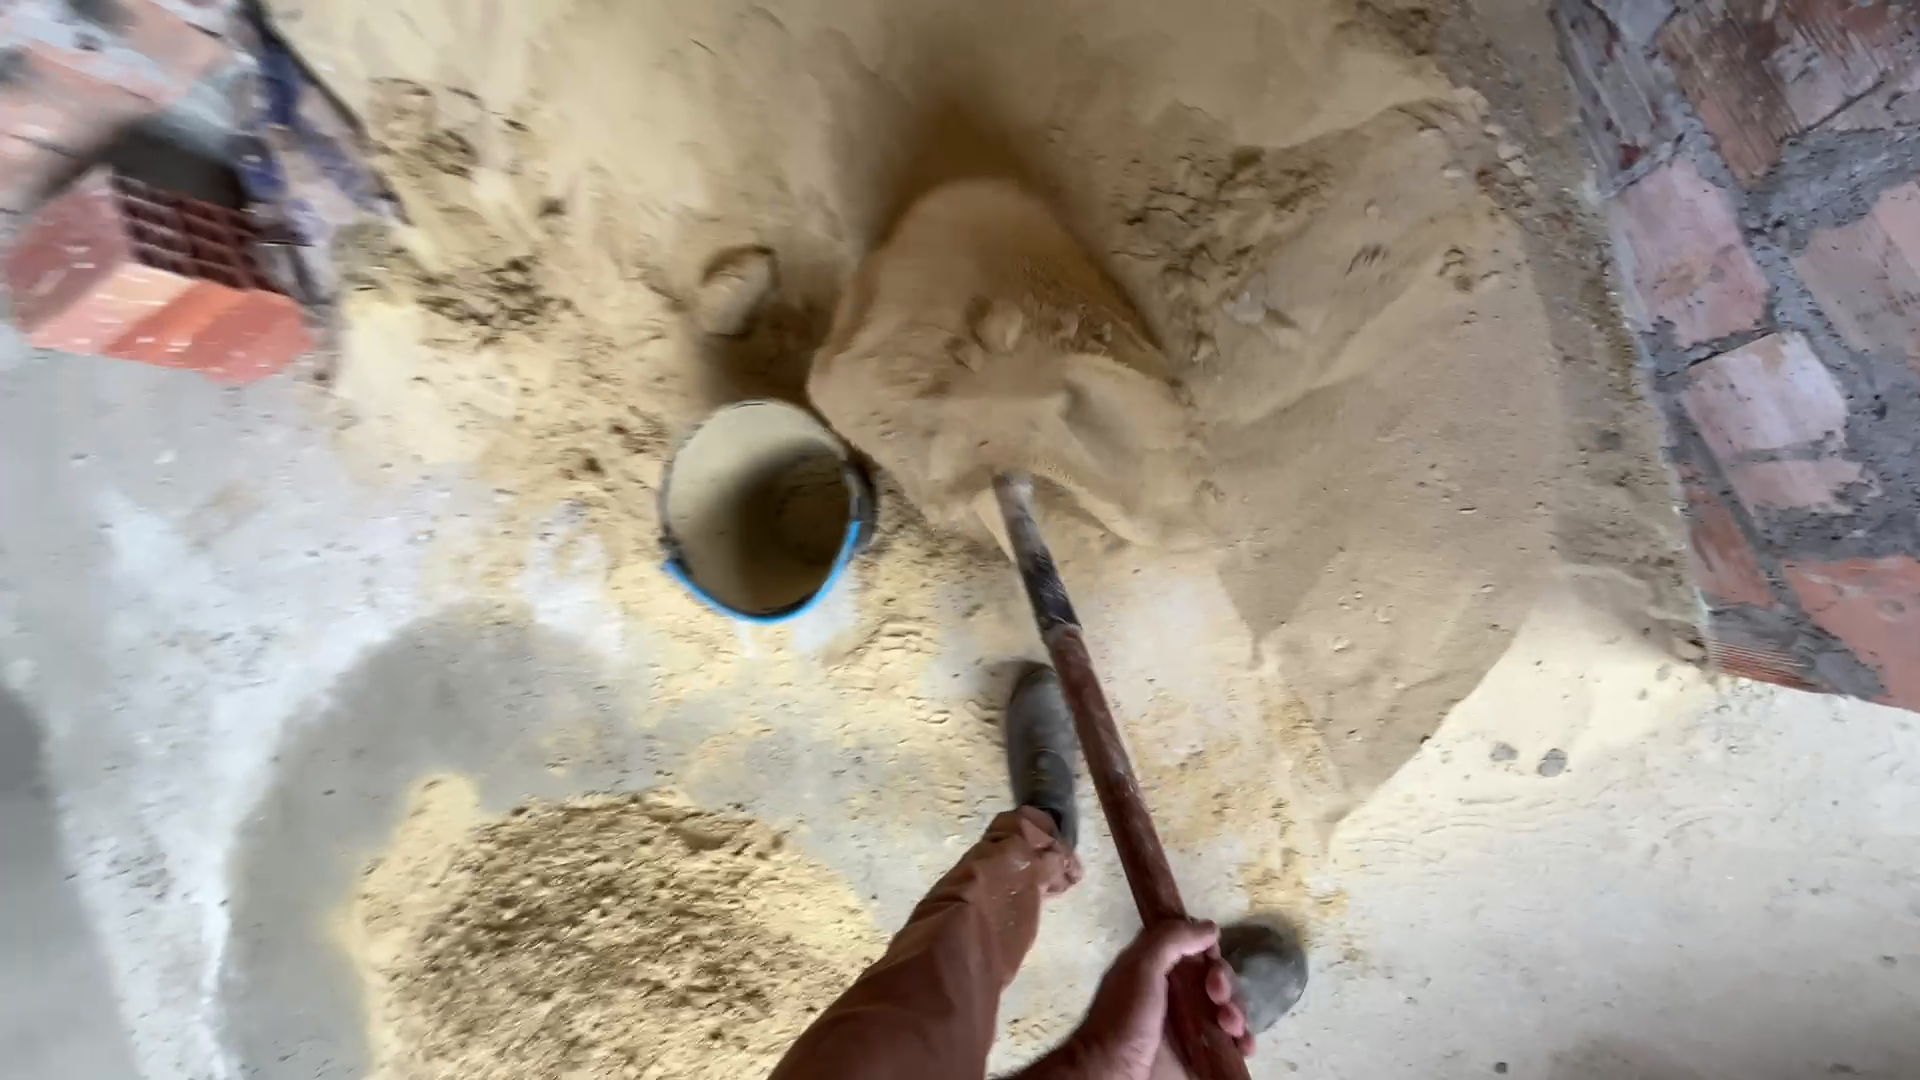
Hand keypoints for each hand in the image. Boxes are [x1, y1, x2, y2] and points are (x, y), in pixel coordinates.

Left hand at [1030, 921, 1251, 1079]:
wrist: (1116, 1073)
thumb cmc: (1124, 1016)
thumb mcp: (1141, 967)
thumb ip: (1171, 941)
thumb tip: (1210, 927)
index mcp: (1157, 966)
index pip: (1192, 947)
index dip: (1206, 948)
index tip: (1210, 956)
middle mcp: (1176, 992)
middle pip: (1214, 976)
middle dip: (1224, 981)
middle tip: (1216, 994)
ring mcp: (1190, 1024)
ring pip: (1227, 1007)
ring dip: (1237, 1010)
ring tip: (1231, 1024)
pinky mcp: (1202, 1054)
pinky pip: (1232, 1042)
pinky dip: (1244, 1040)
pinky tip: (1243, 1045)